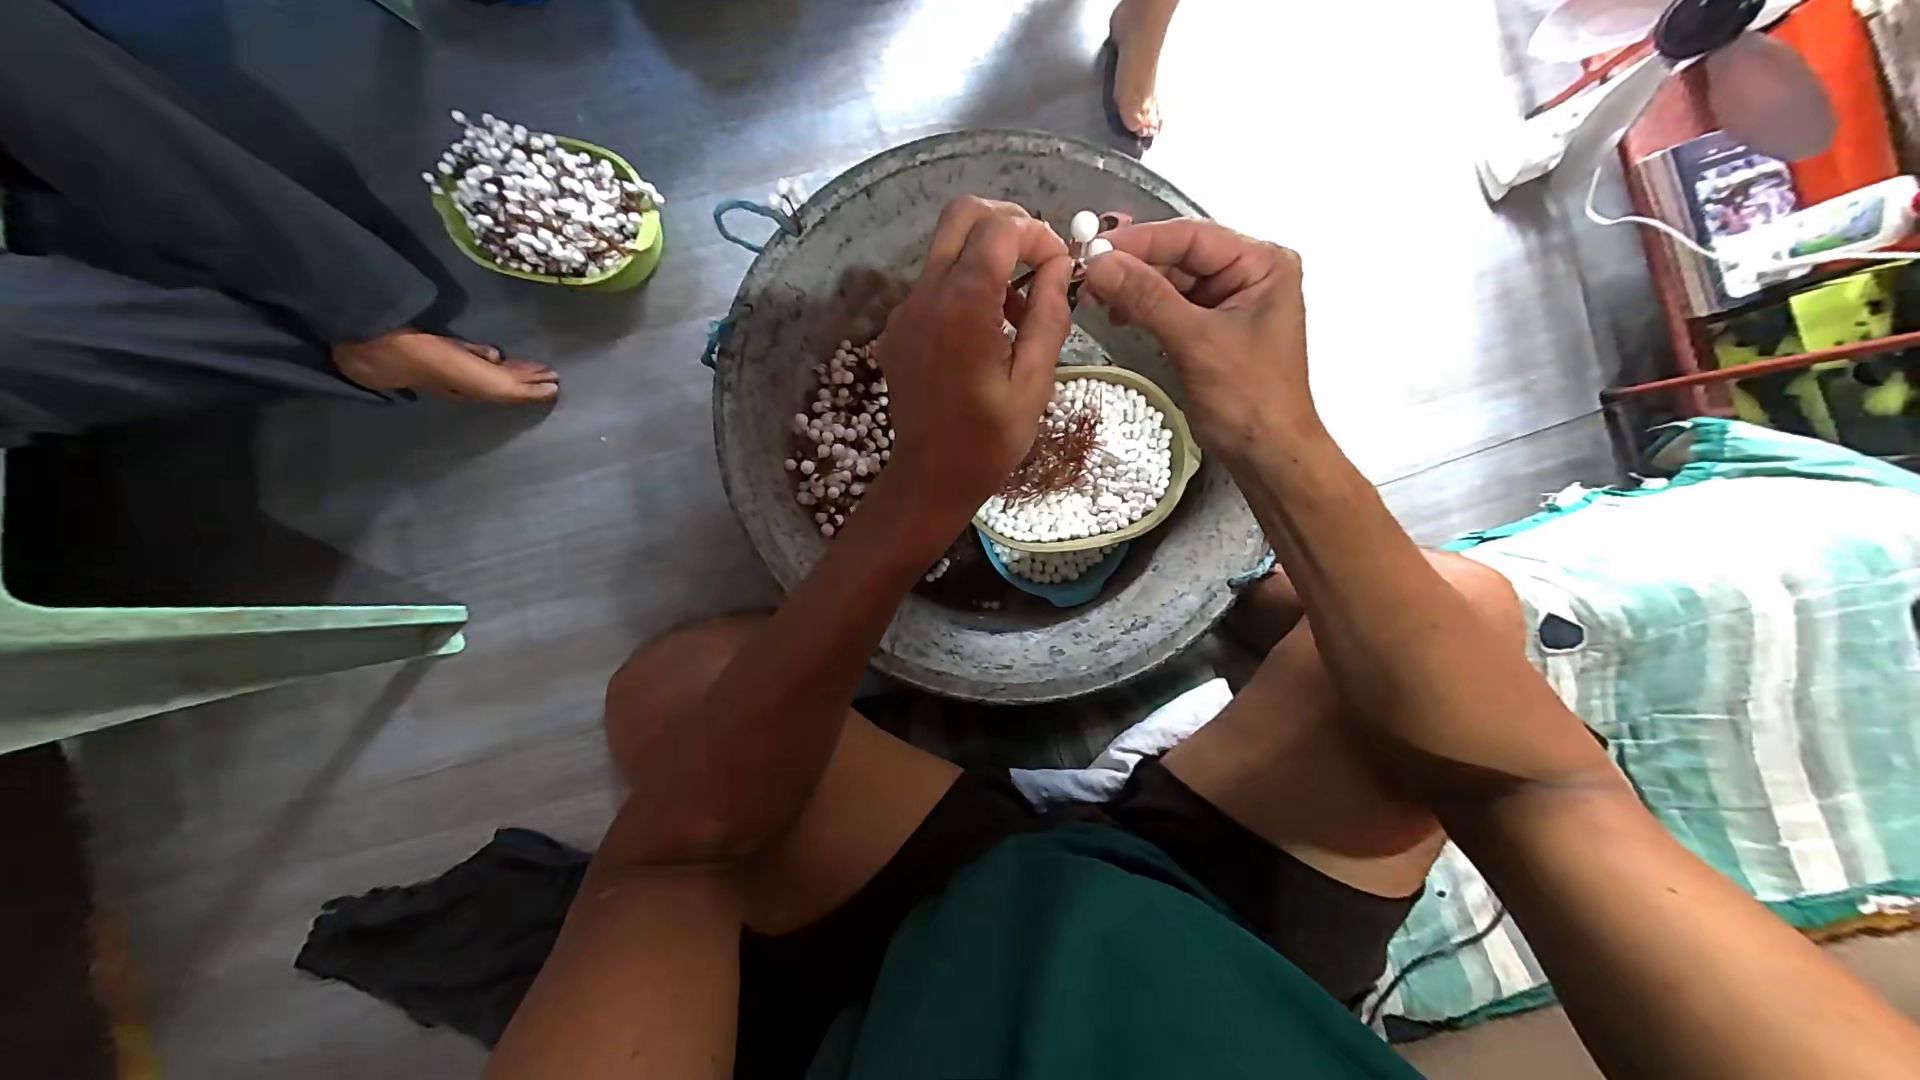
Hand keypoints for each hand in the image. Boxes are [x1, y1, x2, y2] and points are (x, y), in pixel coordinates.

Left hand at [875, 197, 1073, 519]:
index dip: (1038, 237)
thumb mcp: (1035, 382)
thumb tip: (1061, 266)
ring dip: (987, 257)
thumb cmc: (989, 440)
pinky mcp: (898, 328)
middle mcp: (925, 296)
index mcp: (962, 308)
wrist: (931, 477)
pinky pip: (932, 283)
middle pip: (962, 216)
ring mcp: (905, 311)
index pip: (1001, 230)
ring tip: (1018, 309)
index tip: (1060, 269)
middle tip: (1037, 263)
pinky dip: (964, 285)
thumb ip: (1049, 315)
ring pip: (945, 247)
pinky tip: (986, 330)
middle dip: (1007, 224)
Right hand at [1082, 220, 1318, 461]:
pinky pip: (1169, 306)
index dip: (1141, 241)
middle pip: (1179, 256)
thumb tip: (1102, 264)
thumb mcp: (1197, 342)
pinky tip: (1118, 312)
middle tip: (1088, 273)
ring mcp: (1228, 303)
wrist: (1267, 453)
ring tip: (1096, 294)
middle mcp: (1247, 275)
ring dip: (1133, 287)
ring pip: (1170, 281)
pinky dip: (1142, 308)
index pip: (1192, 237)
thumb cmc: (1250, 399)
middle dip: (1133, 265)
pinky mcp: (1209, 328)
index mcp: (1261, 265)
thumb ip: (1148, 299)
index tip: (1095, 247)